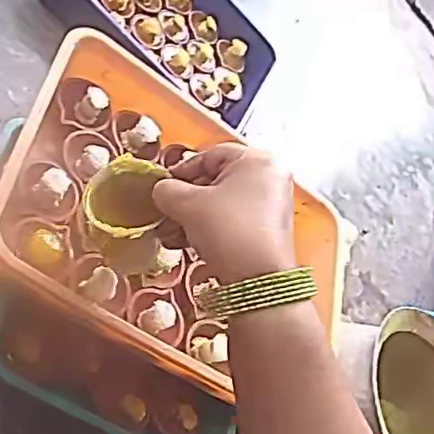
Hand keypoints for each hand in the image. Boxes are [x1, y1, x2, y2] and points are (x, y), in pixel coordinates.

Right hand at [153, 143, 296, 282]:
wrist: (257, 277)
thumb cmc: (227, 230)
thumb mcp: (187, 205)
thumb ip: (166, 190)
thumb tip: (161, 190)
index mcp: (256, 159)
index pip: (208, 156)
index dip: (179, 172)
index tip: (161, 190)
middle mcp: (270, 175)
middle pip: (215, 180)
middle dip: (184, 199)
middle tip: (164, 214)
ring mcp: (271, 202)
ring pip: (221, 202)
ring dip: (192, 216)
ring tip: (171, 233)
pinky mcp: (267, 227)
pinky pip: (231, 218)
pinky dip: (209, 226)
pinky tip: (188, 241)